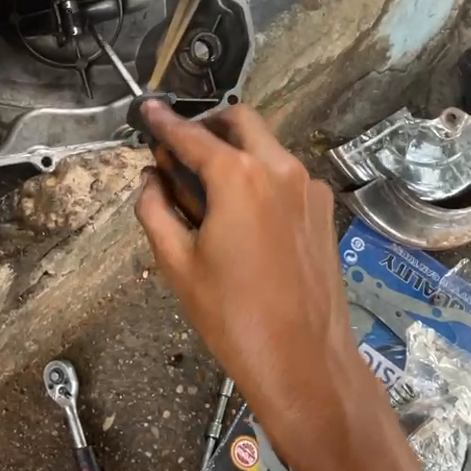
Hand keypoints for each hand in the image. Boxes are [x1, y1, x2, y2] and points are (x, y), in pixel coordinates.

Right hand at [134, 103, 365, 468]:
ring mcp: (309, 189)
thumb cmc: (232, 316)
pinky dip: (258, 175)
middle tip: (180, 151)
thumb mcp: (177, 263)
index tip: (148, 109)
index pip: (192, 135)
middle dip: (207, 126)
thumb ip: (156, 210)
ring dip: (234, 151)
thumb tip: (151, 180)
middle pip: (240, 121)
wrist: (304, 361)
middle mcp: (280, 169)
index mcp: (239, 177)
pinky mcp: (323, 211)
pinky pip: (284, 175)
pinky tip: (240, 215)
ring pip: (267, 145)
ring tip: (206, 190)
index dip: (164, 121)